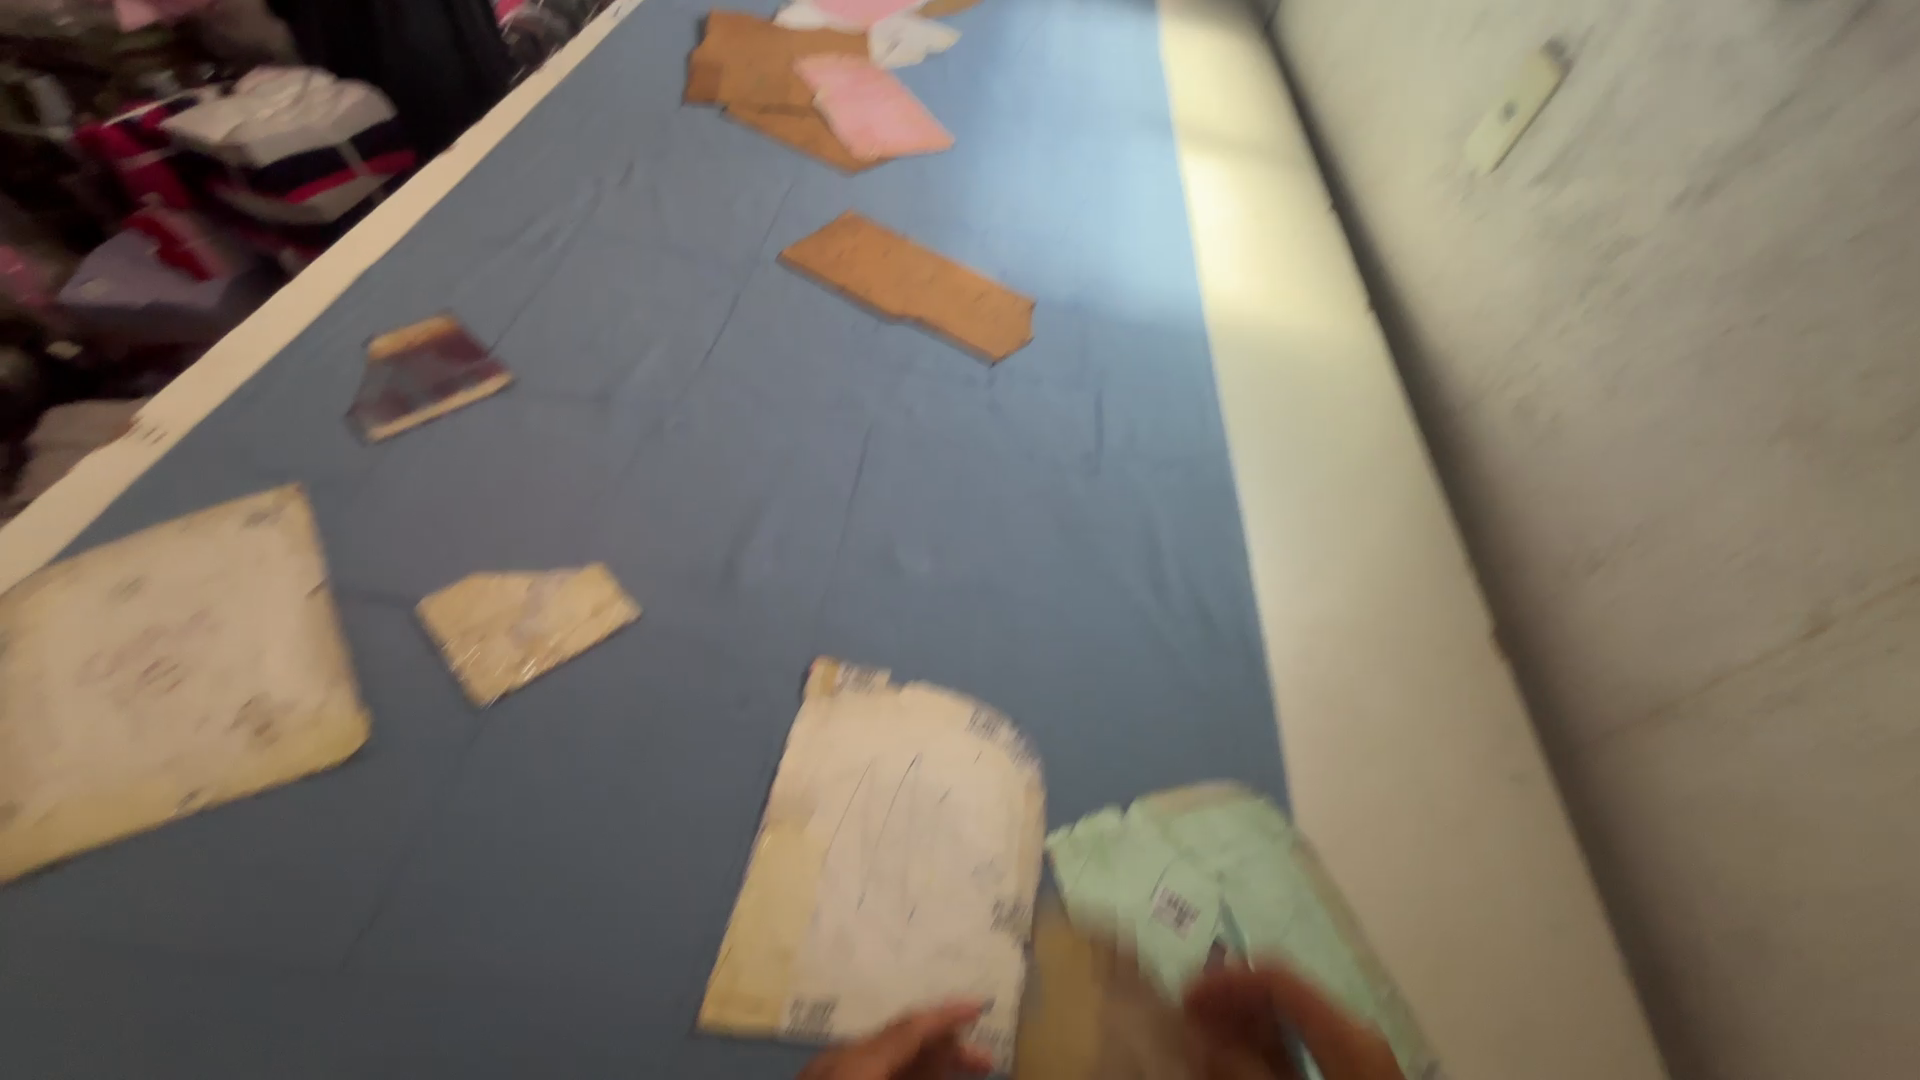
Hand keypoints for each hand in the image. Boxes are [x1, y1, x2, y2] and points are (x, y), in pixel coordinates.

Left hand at [798, 1001, 995, 1079]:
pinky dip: (900, 1079)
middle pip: (901, 1043)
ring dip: (924, 1068)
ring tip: (958, 1074)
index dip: (948, 1015)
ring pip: (886, 1060)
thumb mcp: (869, 1079)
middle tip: (986, 1061)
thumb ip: (916, 1079)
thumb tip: (950, 1070)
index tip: (980, 1007)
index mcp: (854, 1064)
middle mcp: (840, 1062)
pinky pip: (870, 1075)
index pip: (909, 1028)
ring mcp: (826, 1075)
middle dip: (944, 1050)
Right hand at [1184, 964, 1404, 1079]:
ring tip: (1203, 1048)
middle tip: (1186, 1023)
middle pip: (1280, 998)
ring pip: (1287, 1026)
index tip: (1183, 1000)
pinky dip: (1263, 1057)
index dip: (1224, 982)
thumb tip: (1197, 1034)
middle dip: (1229, 1006)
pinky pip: (1300, 1054)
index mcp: (1348, 1033)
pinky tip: (1234, 1069)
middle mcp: (1353, 1035)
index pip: (1275, 979)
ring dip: (1241, 1031)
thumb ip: (1241, 1071)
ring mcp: (1356, 1061)